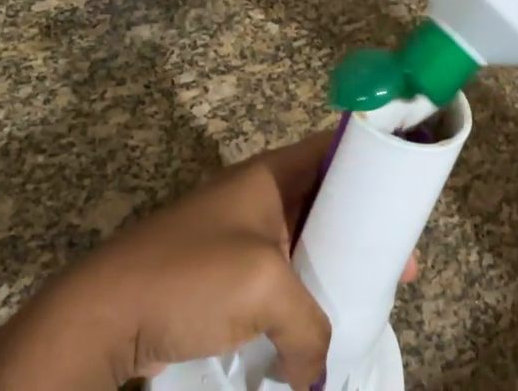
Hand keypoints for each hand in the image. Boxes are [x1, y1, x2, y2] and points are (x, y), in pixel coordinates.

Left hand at [0, 132, 415, 389]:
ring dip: (339, 269)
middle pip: (329, 200)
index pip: (336, 148)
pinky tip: (327, 323)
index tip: (411, 192)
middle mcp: (260, 197)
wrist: (105, 315)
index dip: (376, 160)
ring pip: (308, 243)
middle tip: (404, 264)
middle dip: (367, 230)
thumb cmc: (189, 277)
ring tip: (375, 298)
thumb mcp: (265, 289)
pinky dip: (308, 296)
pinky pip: (284, 277)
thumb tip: (315, 371)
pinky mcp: (227, 277)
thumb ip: (311, 325)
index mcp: (270, 174)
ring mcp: (242, 237)